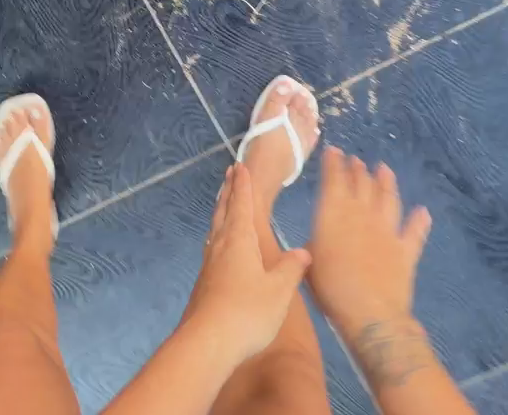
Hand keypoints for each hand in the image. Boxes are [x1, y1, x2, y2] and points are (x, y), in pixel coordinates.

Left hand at [180, 164, 311, 364]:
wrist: (208, 341)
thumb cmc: (248, 311)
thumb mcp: (279, 291)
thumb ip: (291, 268)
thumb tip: (302, 251)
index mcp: (239, 240)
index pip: (241, 204)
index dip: (242, 185)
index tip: (239, 166)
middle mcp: (221, 245)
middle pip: (224, 211)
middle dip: (229, 191)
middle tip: (230, 173)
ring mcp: (210, 264)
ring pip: (216, 227)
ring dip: (221, 210)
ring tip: (224, 201)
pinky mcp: (204, 282)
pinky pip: (212, 245)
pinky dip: (217, 233)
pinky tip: (219, 244)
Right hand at [307, 146, 432, 333]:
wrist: (369, 312)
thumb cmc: (330, 286)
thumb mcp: (309, 262)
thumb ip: (313, 245)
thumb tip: (316, 241)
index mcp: (334, 212)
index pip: (334, 179)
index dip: (333, 163)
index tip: (334, 150)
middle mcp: (362, 213)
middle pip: (361, 183)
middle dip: (358, 169)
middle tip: (356, 160)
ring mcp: (387, 230)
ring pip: (388, 198)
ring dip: (386, 182)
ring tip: (384, 169)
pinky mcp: (406, 249)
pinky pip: (415, 231)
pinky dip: (420, 220)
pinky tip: (423, 211)